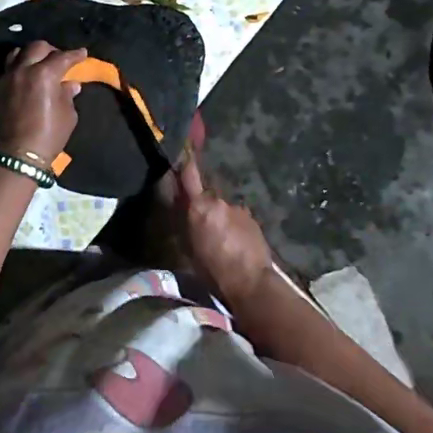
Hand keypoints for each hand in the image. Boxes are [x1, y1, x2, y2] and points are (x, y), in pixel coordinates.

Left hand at [0, 41, 85, 160]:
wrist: (17, 155)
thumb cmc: (49, 135)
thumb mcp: (68, 115)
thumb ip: (67, 95)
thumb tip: (70, 84)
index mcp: (44, 74)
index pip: (62, 57)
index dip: (75, 54)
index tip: (82, 53)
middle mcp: (23, 70)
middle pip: (37, 47)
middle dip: (51, 50)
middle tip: (59, 59)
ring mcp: (7, 78)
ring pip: (17, 54)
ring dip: (30, 55)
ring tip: (38, 64)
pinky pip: (9, 70)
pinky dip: (20, 70)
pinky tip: (26, 80)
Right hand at [170, 146, 273, 303]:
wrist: (252, 283)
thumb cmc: (213, 270)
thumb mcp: (189, 248)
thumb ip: (184, 222)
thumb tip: (180, 206)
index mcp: (199, 206)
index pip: (189, 175)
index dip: (185, 163)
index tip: (183, 149)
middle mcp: (219, 201)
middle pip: (206, 196)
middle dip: (204, 205)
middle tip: (202, 224)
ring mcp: (238, 209)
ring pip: (223, 209)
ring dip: (221, 218)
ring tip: (223, 240)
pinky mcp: (253, 219)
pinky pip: (237, 218)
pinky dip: (234, 226)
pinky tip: (236, 244)